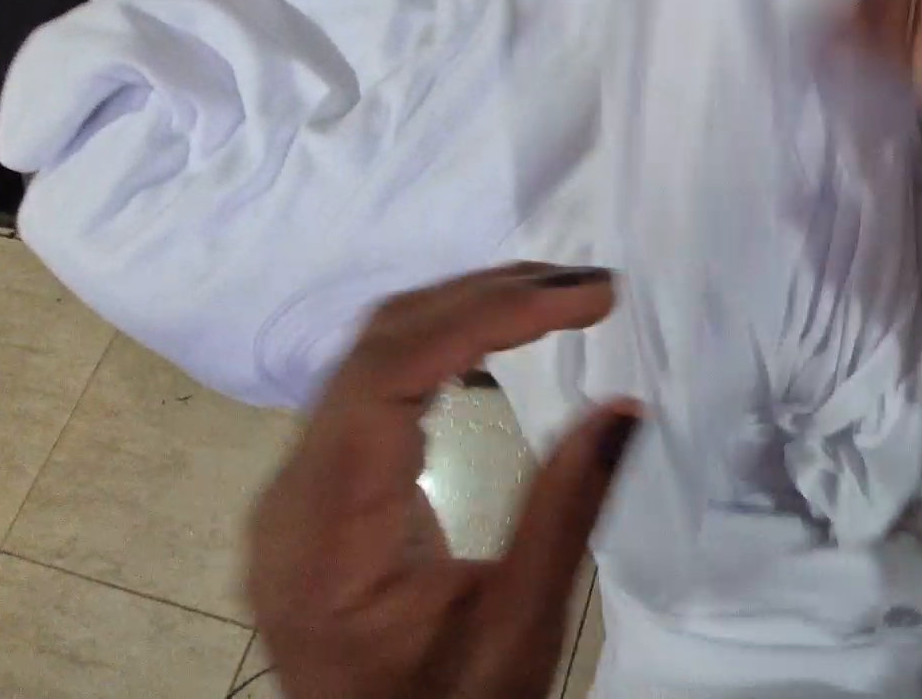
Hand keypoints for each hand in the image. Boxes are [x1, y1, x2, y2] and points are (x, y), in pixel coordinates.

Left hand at [248, 263, 637, 698]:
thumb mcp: (515, 634)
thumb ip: (565, 516)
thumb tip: (626, 408)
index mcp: (323, 530)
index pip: (391, 373)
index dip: (491, 314)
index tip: (590, 298)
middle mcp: (295, 488)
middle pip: (381, 341)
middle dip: (490, 294)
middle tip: (591, 287)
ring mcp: (305, 479)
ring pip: (380, 347)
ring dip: (472, 305)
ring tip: (561, 296)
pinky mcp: (331, 478)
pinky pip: (385, 376)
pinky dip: (453, 336)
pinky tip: (505, 334)